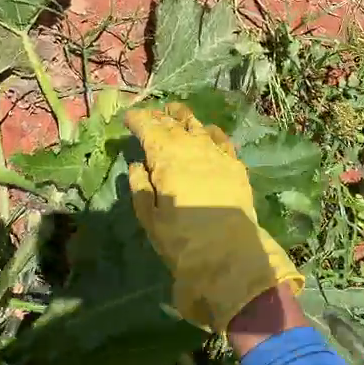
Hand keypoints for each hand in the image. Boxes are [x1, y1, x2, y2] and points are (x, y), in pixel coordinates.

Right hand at [123, 102, 303, 332]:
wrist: (229, 253)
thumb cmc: (182, 239)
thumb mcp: (150, 218)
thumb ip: (140, 187)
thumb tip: (137, 165)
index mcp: (165, 156)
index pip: (148, 128)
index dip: (137, 120)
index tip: (128, 117)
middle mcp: (191, 146)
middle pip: (172, 123)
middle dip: (159, 117)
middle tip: (150, 114)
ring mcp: (216, 153)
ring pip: (197, 125)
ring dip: (183, 117)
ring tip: (174, 111)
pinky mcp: (235, 164)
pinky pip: (220, 139)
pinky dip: (210, 131)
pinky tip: (207, 131)